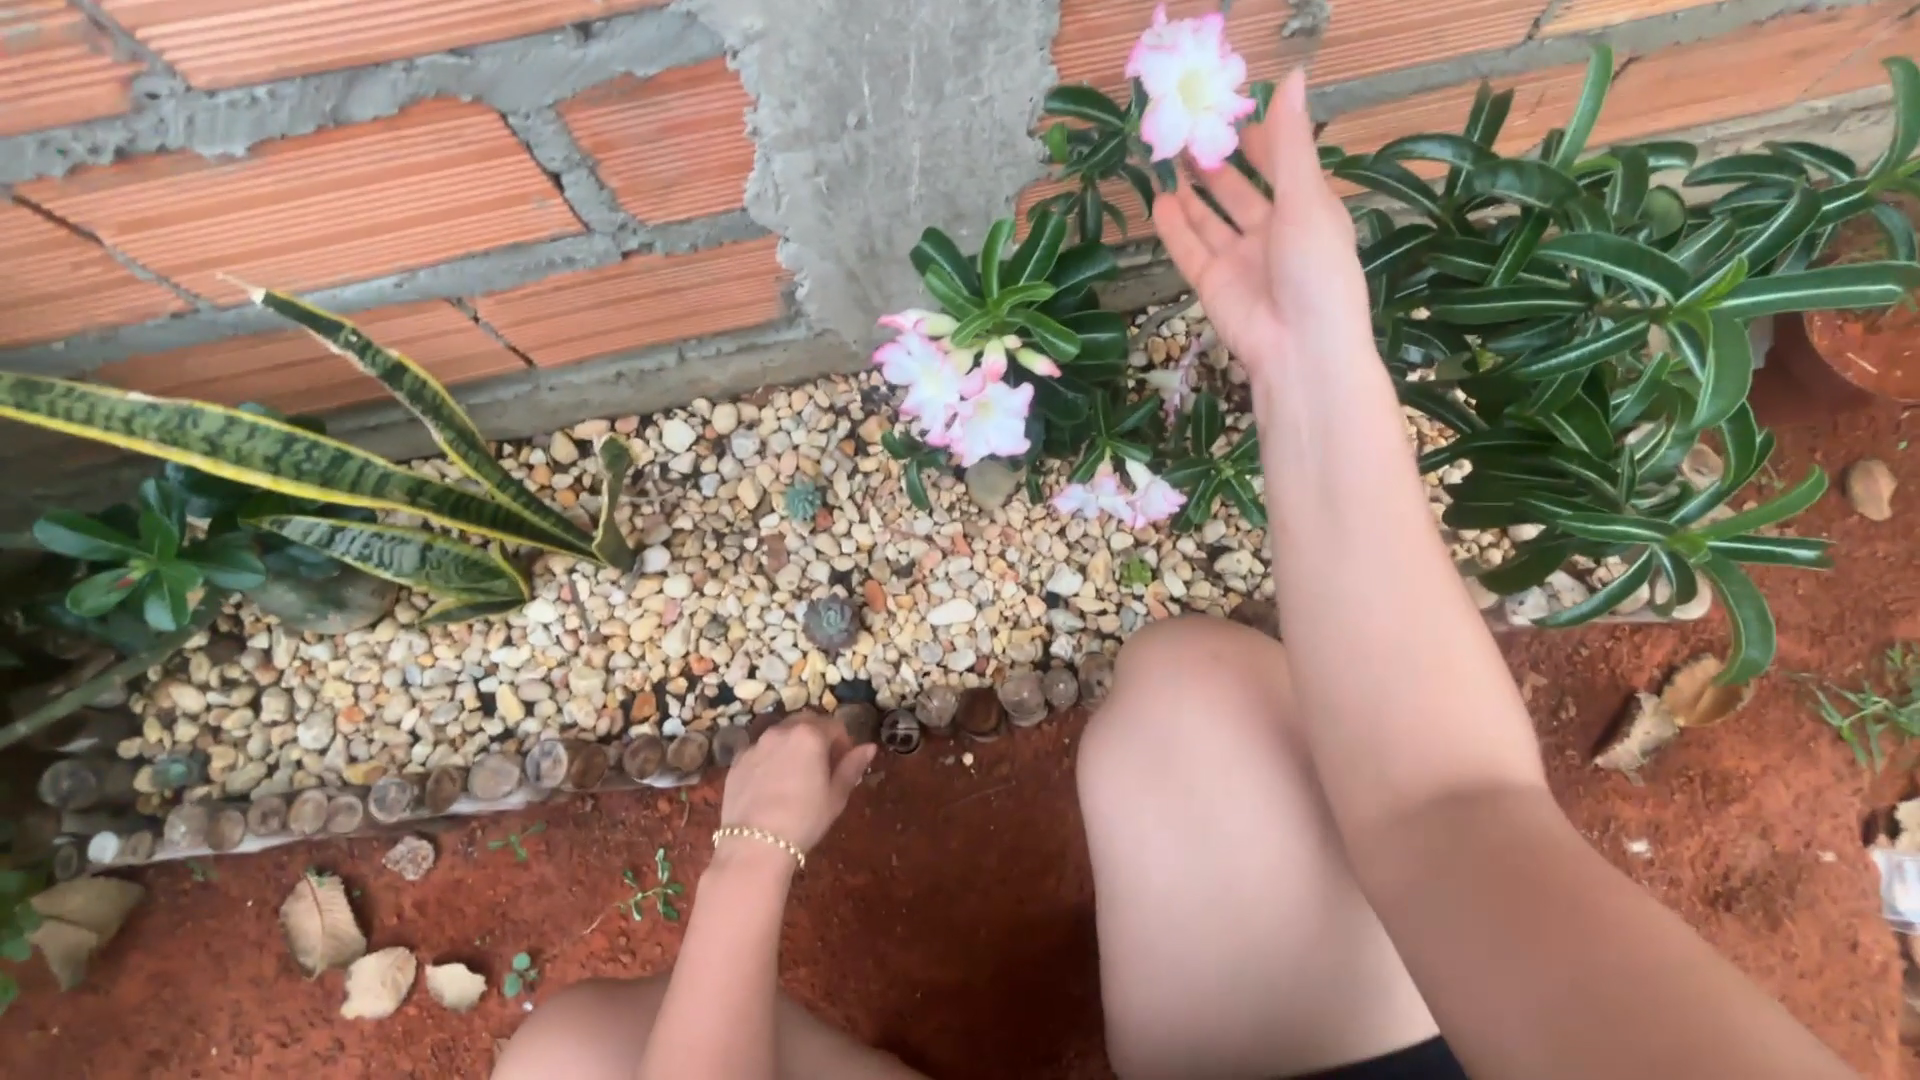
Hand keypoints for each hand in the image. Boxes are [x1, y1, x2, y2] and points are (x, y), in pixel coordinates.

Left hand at [719, 711, 876, 853]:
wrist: (755, 844)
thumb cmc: (804, 819)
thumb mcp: (836, 796)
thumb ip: (852, 766)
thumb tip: (869, 747)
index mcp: (810, 735)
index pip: (835, 726)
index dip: (843, 743)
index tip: (842, 765)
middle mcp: (781, 731)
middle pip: (806, 722)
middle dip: (817, 737)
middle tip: (821, 766)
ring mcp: (755, 744)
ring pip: (780, 734)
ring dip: (792, 745)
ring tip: (794, 775)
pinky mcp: (737, 760)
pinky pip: (759, 750)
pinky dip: (769, 758)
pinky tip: (770, 784)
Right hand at [1156, 68, 1377, 387]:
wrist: (1298, 348)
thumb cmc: (1316, 270)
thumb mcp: (1307, 199)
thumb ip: (1290, 144)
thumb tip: (1293, 76)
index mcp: (1307, 210)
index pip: (1280, 165)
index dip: (1258, 138)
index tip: (1229, 111)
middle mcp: (1273, 233)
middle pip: (1240, 191)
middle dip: (1216, 163)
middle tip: (1187, 131)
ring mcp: (1240, 260)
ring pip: (1210, 219)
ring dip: (1190, 192)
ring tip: (1165, 158)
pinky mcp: (1212, 284)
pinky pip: (1189, 249)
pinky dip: (1174, 228)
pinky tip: (1158, 201)